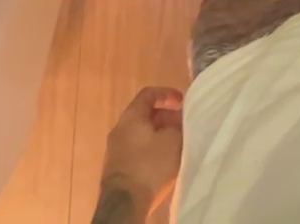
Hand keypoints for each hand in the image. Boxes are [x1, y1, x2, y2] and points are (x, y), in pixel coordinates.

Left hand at [93, 86, 183, 222]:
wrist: (124, 204)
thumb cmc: (149, 166)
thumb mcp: (172, 141)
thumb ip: (178, 126)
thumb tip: (180, 122)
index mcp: (131, 116)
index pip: (149, 94)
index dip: (167, 94)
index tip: (182, 101)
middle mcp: (120, 128)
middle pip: (145, 114)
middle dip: (166, 117)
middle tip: (183, 124)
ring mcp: (116, 149)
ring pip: (142, 134)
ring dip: (160, 135)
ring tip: (177, 144)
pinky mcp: (118, 168)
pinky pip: (137, 150)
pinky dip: (152, 150)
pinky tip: (164, 162)